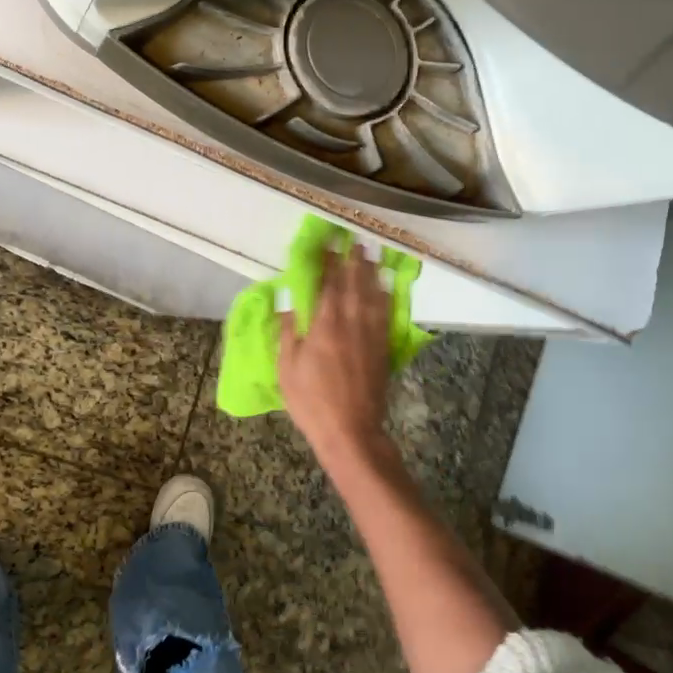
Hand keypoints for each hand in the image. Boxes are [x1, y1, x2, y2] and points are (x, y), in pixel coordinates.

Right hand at [278, 242, 393, 464]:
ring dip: (371, 274)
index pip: (328, 284)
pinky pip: (385, 315)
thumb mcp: (287, 368)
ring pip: (373, 296)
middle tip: (355, 240)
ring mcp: (370, 336)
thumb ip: (288, 332)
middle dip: (354, 261)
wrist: (351, 431)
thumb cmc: (311, 401)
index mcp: (325, 326)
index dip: (329, 261)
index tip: (329, 243)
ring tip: (371, 255)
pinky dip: (385, 297)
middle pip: (354, 285)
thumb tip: (288, 303)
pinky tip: (385, 288)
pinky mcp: (382, 350)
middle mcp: (350, 324)